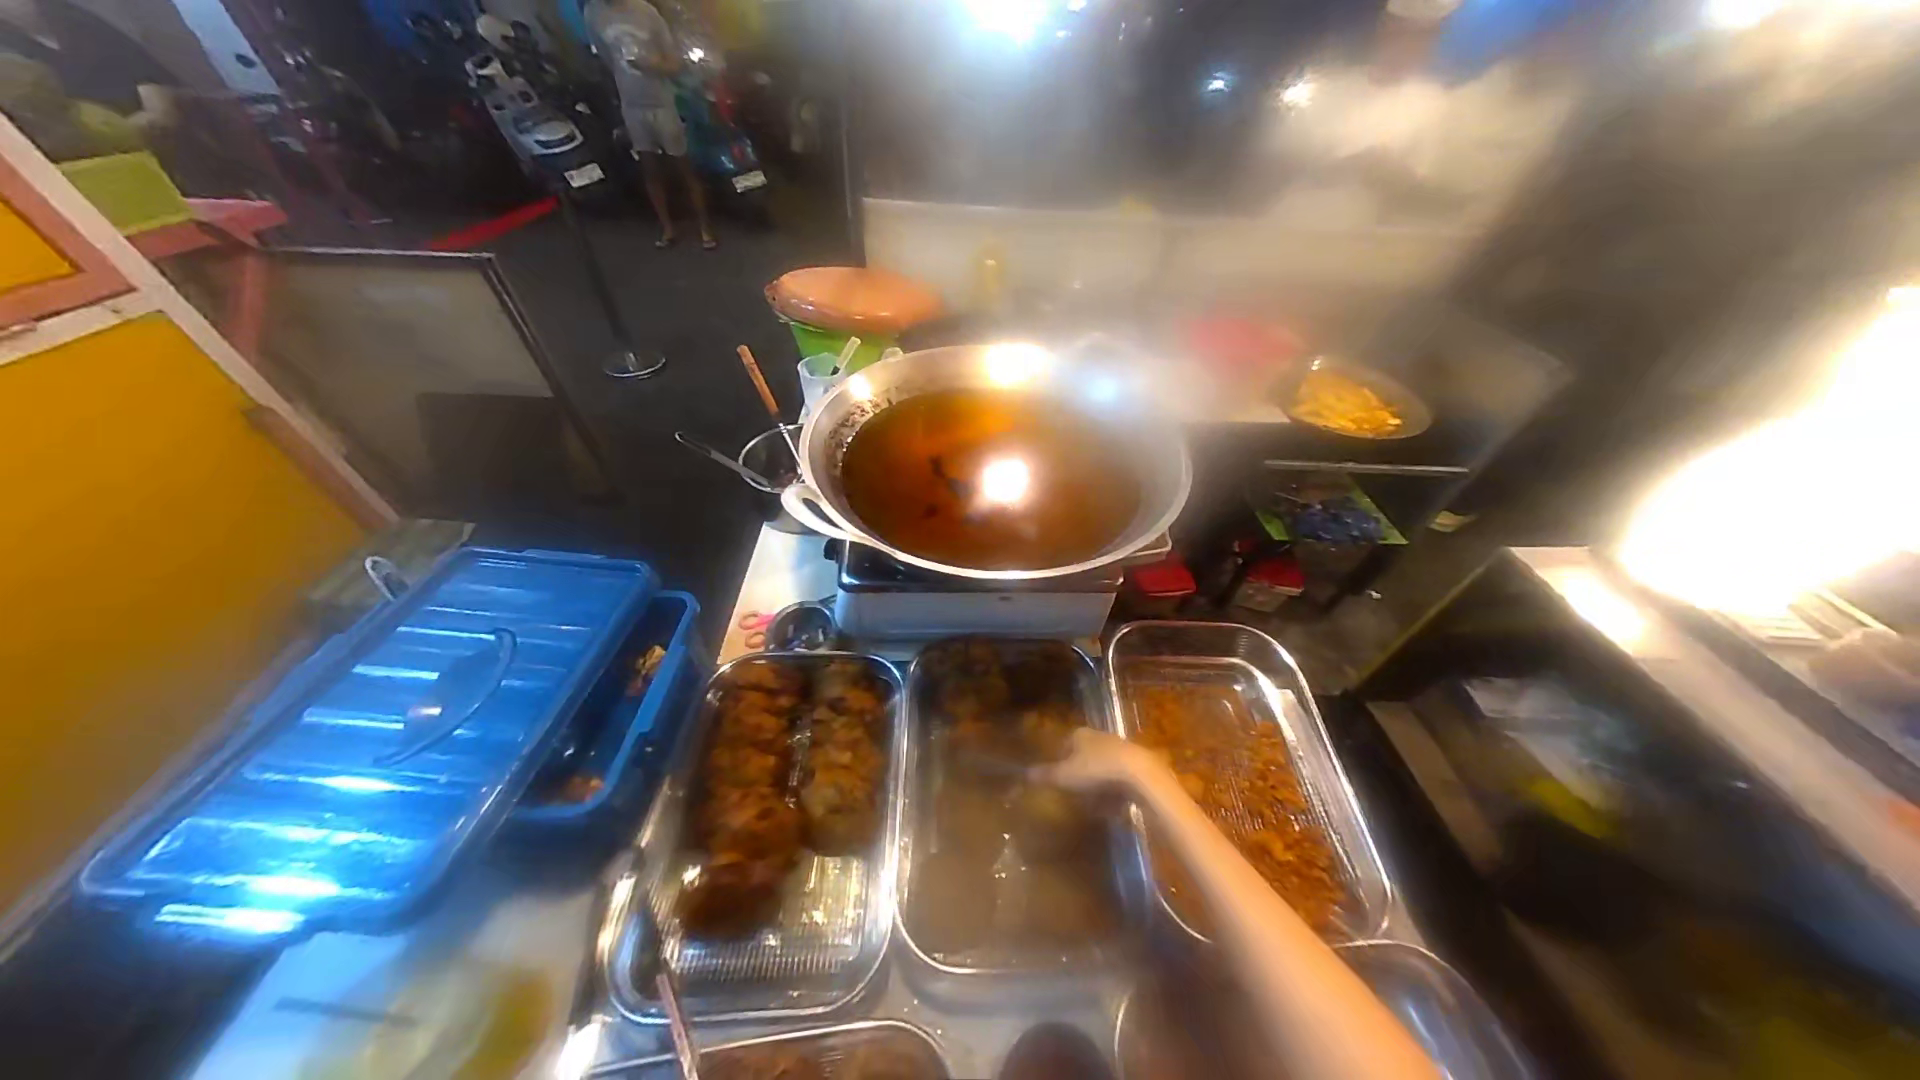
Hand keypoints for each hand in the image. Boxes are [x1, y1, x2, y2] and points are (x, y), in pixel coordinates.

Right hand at [1033, 728, 1171, 796]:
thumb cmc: (1096, 770)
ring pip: (1102, 768)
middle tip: (1075, 794)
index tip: (1058, 779)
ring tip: (1094, 806)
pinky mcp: (1136, 764)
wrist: (1139, 773)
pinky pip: (1119, 779)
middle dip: (1080, 775)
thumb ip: (1045, 775)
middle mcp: (1100, 737)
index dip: (1060, 761)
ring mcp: (1120, 749)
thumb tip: (1024, 773)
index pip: (1065, 744)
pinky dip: (1114, 792)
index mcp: (1081, 735)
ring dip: (1098, 785)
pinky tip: (1113, 808)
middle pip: (1084, 756)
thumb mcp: (1064, 775)